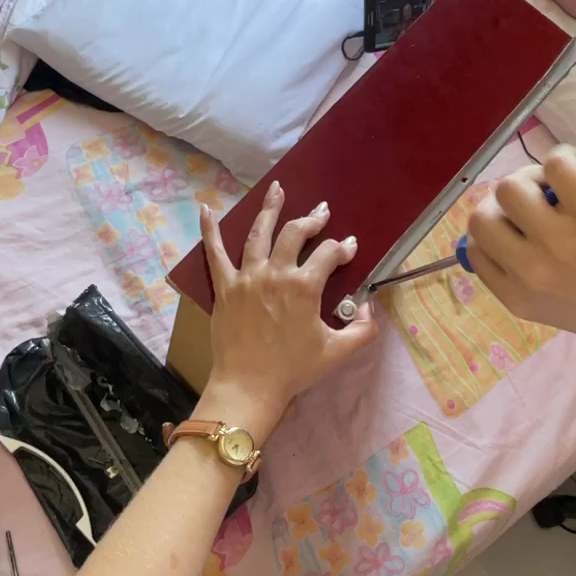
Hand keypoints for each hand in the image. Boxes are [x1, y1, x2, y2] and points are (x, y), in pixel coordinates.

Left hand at [196, 181, 377, 439]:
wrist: (249, 386)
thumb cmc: (293, 369)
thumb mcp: (337, 352)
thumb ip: (363, 329)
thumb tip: (371, 309)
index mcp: (304, 287)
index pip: (328, 254)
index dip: (342, 248)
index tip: (348, 249)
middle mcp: (275, 274)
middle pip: (294, 234)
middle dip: (311, 219)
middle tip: (321, 212)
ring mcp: (246, 278)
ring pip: (258, 234)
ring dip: (269, 209)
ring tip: (277, 190)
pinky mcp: (224, 287)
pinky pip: (214, 254)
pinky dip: (209, 230)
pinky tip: (205, 208)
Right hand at [465, 145, 575, 359]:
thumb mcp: (566, 310)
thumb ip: (532, 278)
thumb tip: (507, 230)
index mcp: (522, 300)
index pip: (476, 251)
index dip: (494, 229)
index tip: (518, 222)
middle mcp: (533, 272)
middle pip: (481, 216)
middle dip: (506, 203)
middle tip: (538, 199)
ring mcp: (562, 241)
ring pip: (511, 187)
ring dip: (533, 177)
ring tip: (564, 184)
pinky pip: (557, 164)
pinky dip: (567, 158)